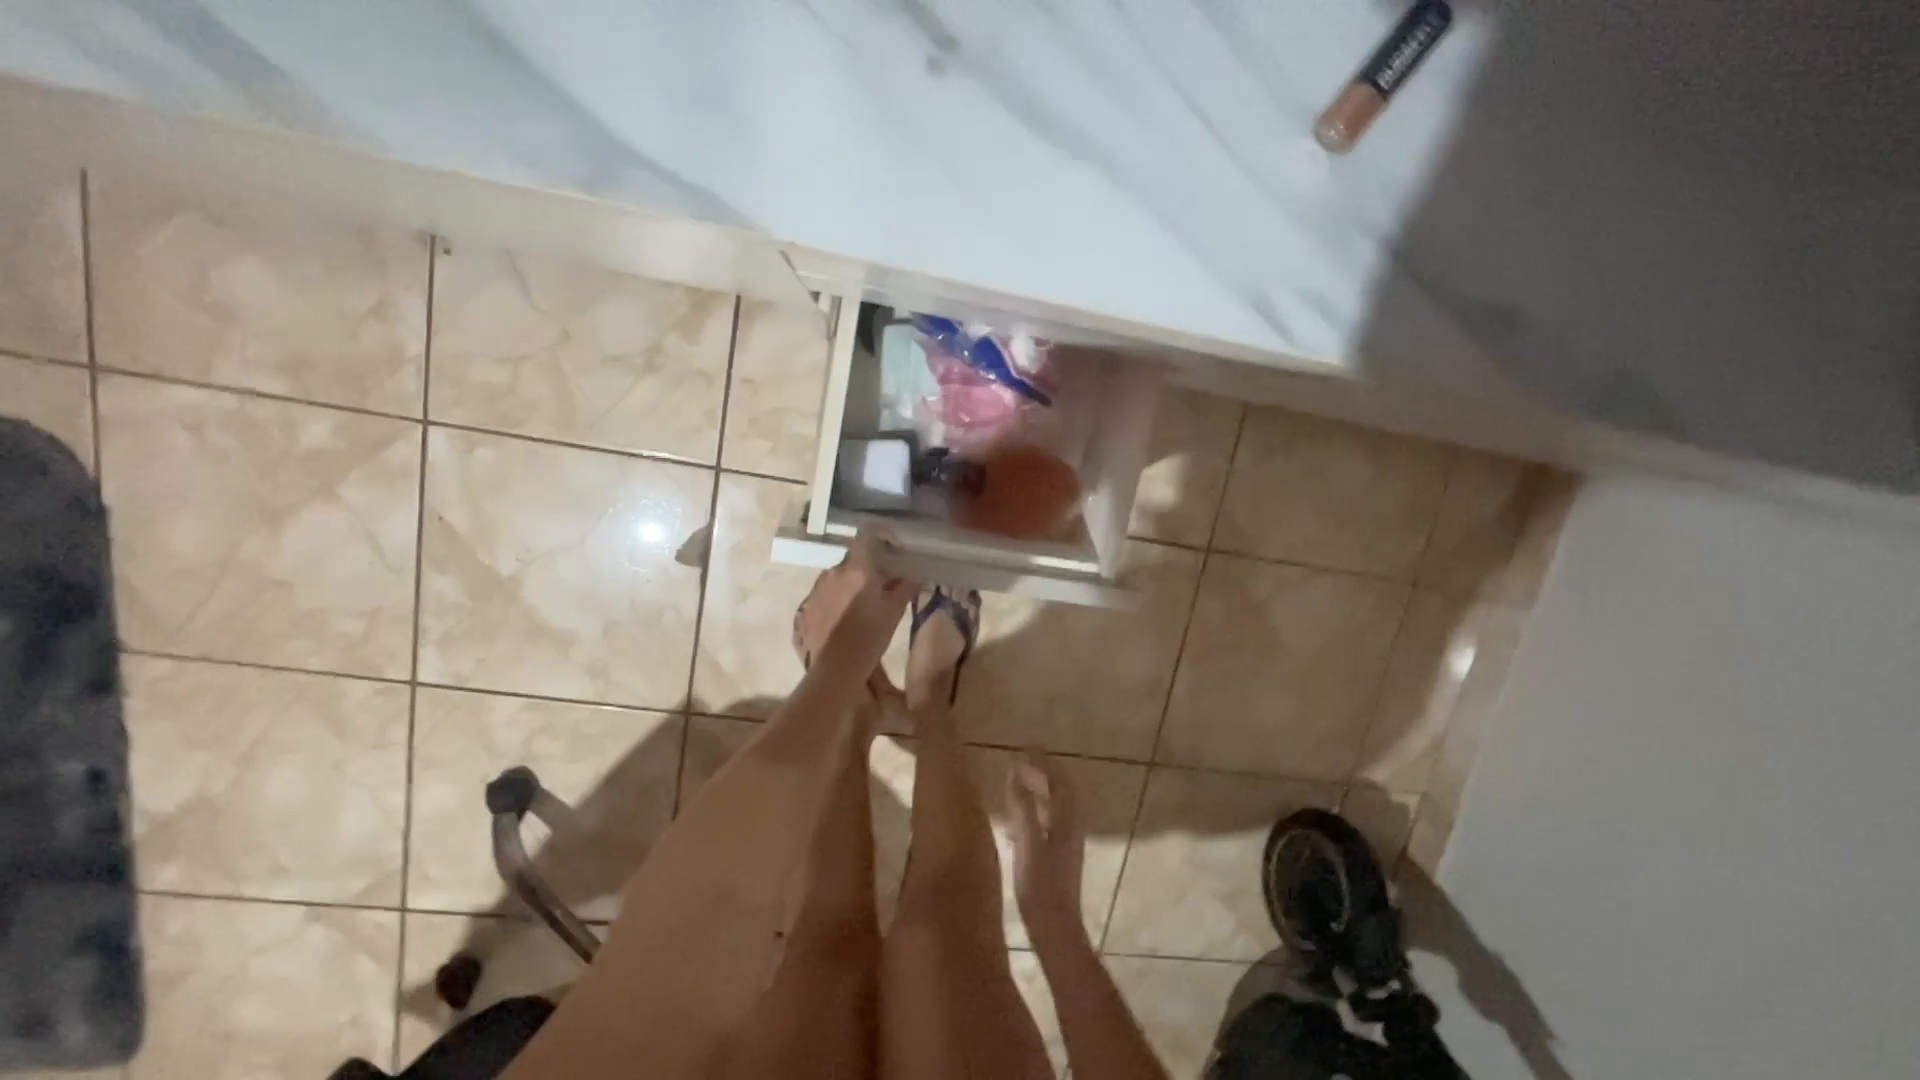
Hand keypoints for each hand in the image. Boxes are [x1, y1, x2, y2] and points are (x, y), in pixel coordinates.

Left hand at [796, 527, 915, 674]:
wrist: (834, 671)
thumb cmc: (869, 639)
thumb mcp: (893, 613)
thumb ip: (904, 589)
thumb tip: (914, 576)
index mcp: (857, 569)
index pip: (867, 534)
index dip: (882, 533)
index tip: (894, 545)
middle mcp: (834, 571)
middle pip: (854, 558)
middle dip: (871, 565)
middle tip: (886, 582)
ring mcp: (817, 588)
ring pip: (840, 575)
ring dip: (854, 582)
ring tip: (867, 603)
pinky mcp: (807, 605)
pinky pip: (827, 592)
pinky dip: (840, 597)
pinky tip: (848, 617)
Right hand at [1006, 751, 1085, 938]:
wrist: (1056, 929)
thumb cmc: (1041, 887)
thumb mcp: (1028, 843)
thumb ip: (1022, 808)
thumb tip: (1015, 773)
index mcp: (1066, 820)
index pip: (1059, 780)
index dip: (1044, 760)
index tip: (1026, 744)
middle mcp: (1070, 827)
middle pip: (1060, 791)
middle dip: (1042, 771)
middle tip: (1020, 758)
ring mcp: (1066, 843)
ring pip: (1054, 807)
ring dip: (1038, 790)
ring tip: (1015, 782)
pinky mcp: (1058, 857)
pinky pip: (1047, 822)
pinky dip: (1033, 811)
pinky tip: (1014, 822)